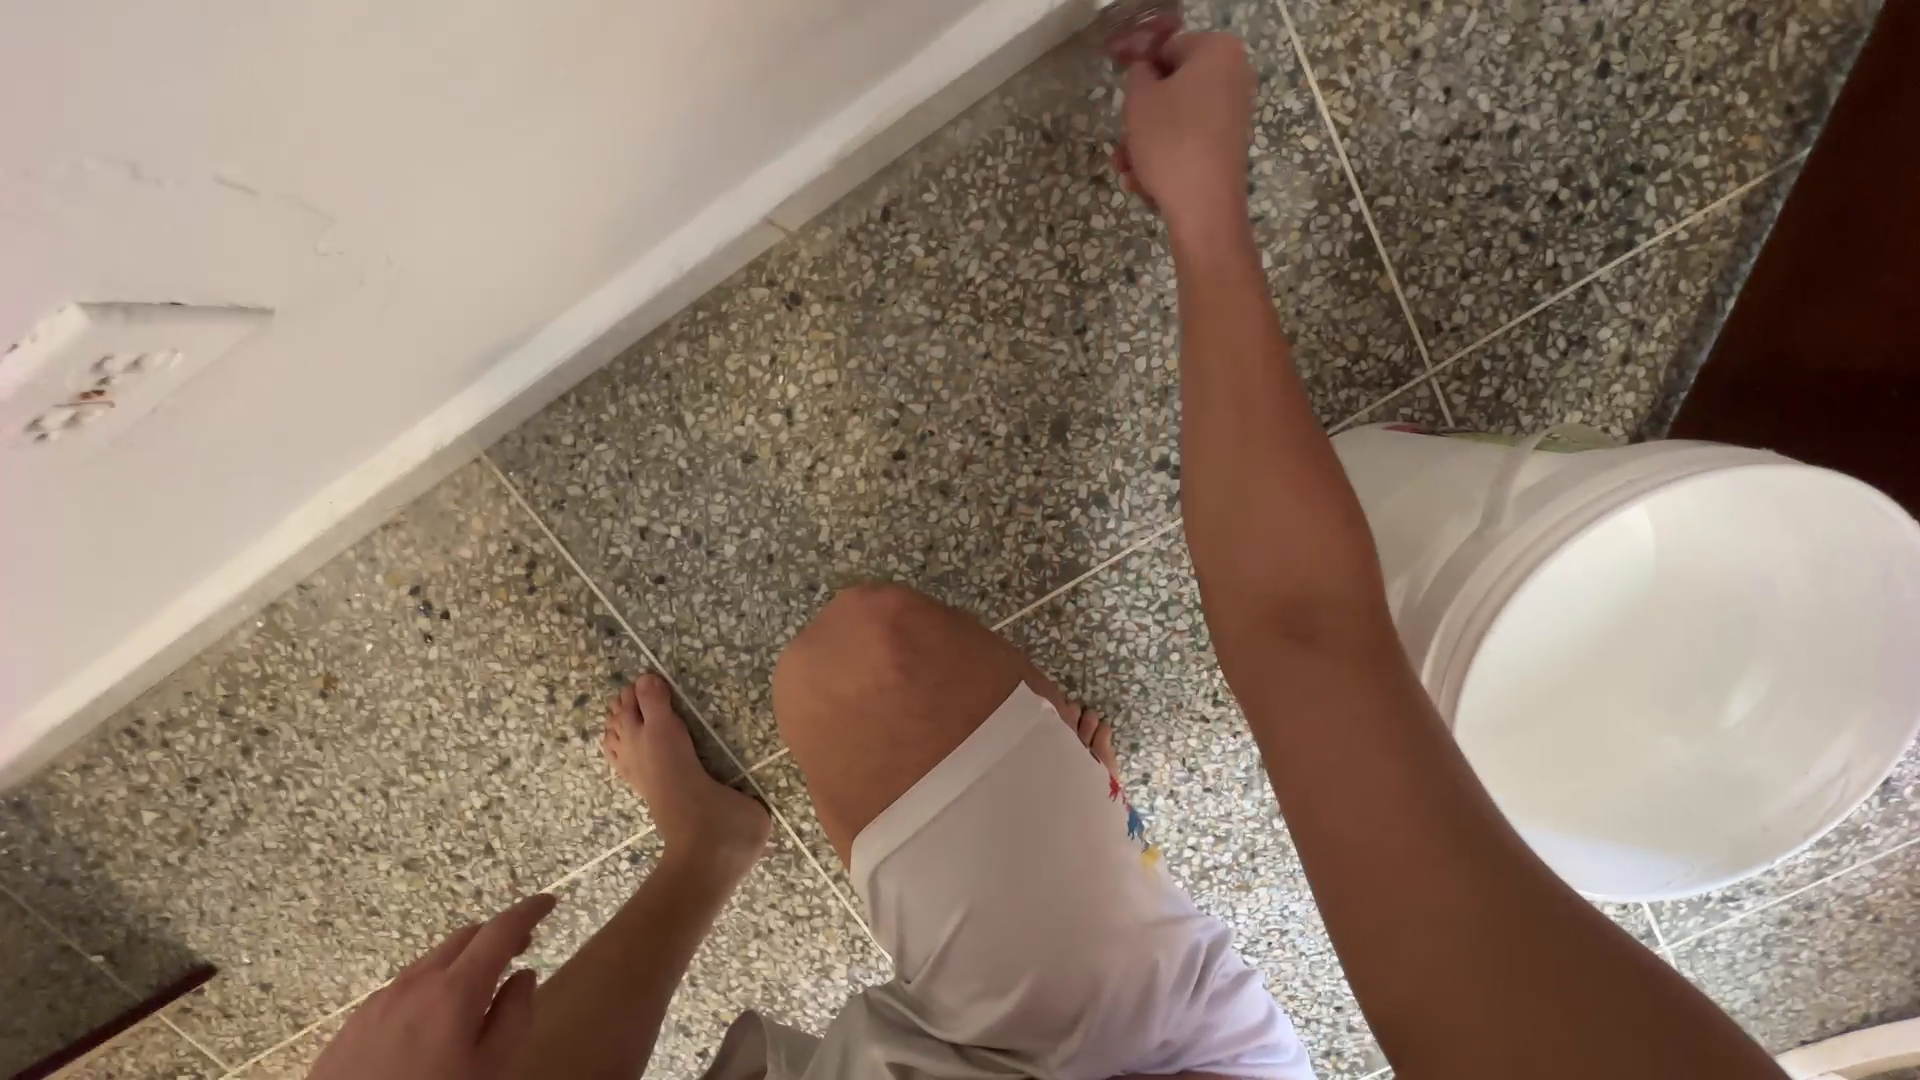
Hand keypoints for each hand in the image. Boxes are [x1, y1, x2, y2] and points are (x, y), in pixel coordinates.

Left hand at [306, 893, 556, 1079]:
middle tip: (519, 950)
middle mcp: (415, 984)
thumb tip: (522, 976)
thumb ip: (514, 1016)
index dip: (529, 910)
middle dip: (496, 935)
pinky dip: (427, 987)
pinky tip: (427, 1023)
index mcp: (454, 990)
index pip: (500, 930)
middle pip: (464, 937)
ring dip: (461, 961)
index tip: (549, 901)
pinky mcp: (349, 1028)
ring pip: (430, 962)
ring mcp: (377, 1004)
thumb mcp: (491, 1069)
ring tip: (474, 990)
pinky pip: (400, 990)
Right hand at [1111, 31, 1255, 233]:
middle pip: (1171, 92)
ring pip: (1174, 125)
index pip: (1167, 49)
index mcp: (1218, 51)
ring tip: (1127, 172)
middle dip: (1140, 123)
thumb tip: (1145, 74)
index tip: (1122, 102)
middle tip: (1122, 145)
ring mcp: (1233, 118)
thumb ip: (1137, 76)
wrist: (1204, 208)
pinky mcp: (1226, 152)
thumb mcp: (1139, 101)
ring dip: (1144, 149)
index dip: (1139, 76)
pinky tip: (1145, 186)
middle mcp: (1233, 78)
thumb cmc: (1171, 143)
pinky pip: (1187, 148)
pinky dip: (1164, 163)